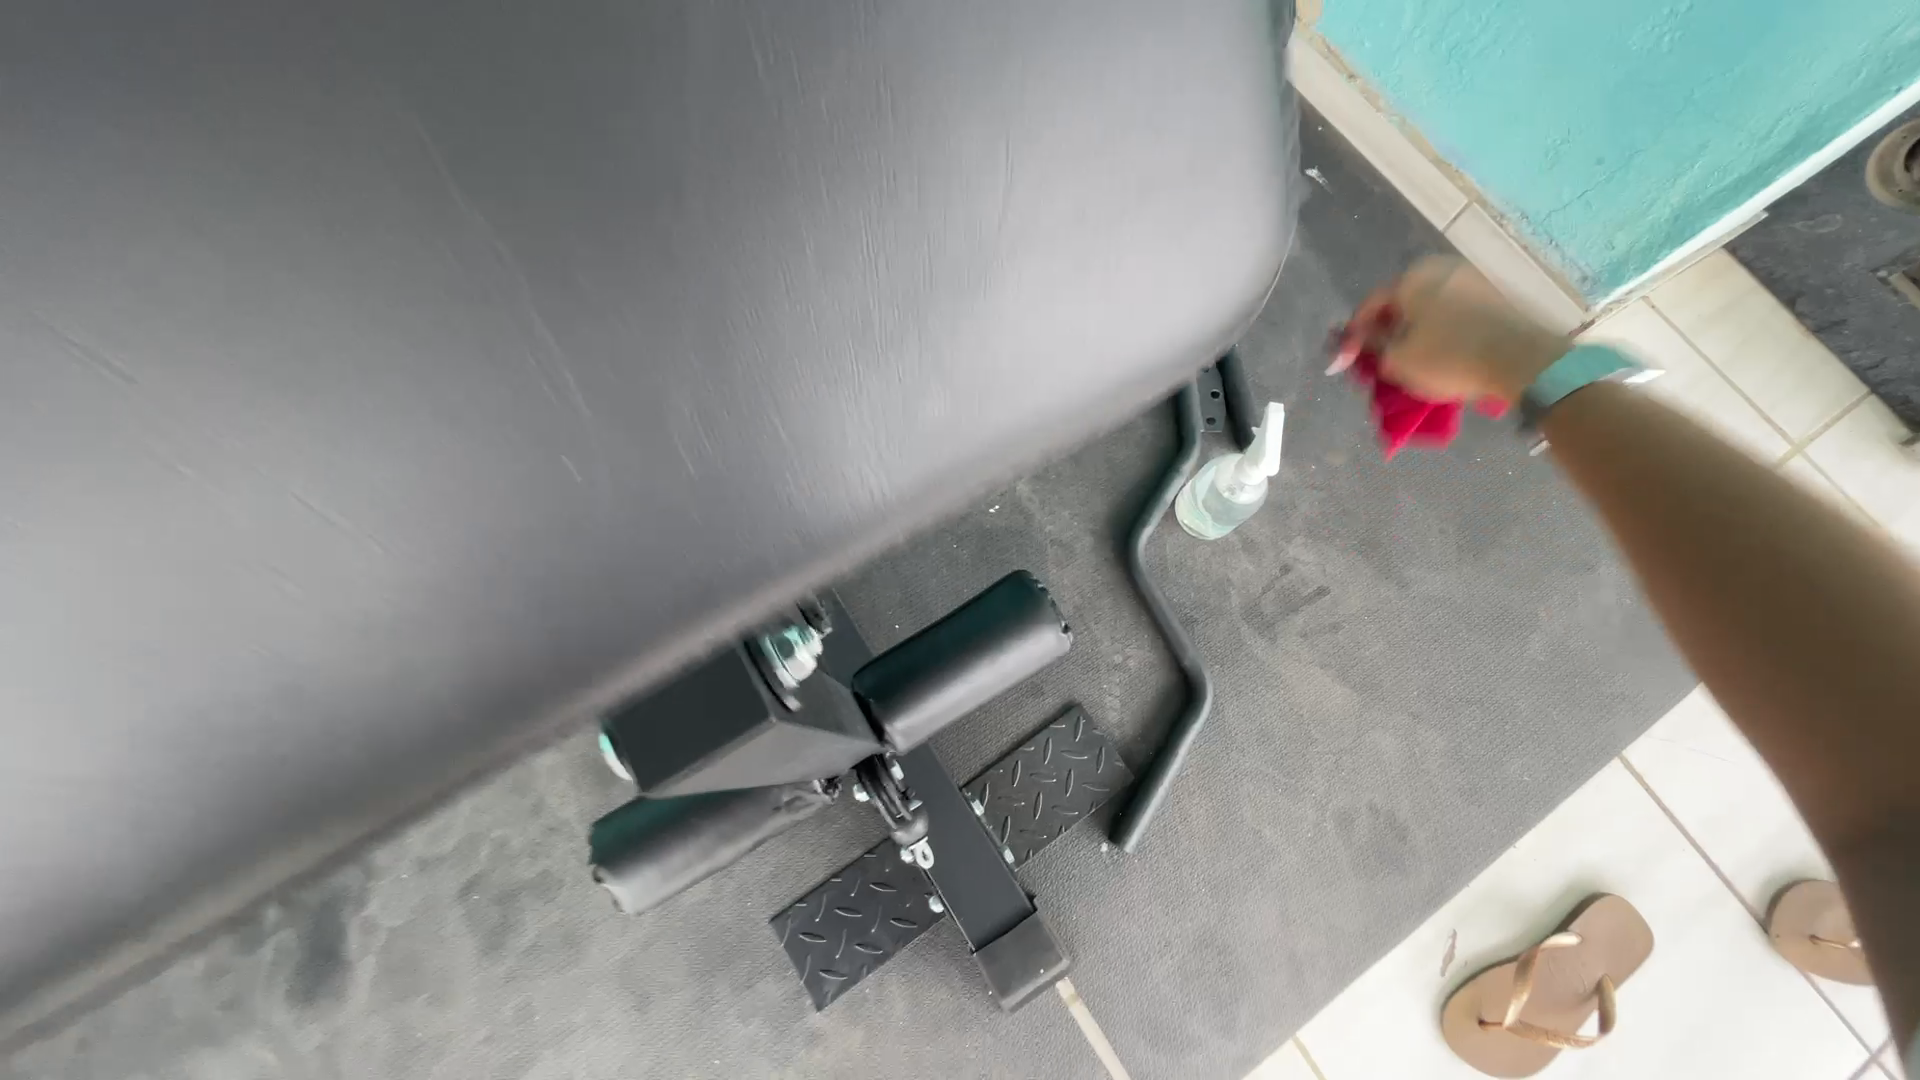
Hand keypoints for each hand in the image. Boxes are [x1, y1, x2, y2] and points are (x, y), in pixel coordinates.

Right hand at [1330, 256, 1569, 402]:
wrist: (1522, 361)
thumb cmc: (1448, 356)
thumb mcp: (1396, 359)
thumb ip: (1369, 347)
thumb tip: (1356, 343)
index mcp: (1413, 276)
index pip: (1370, 306)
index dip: (1353, 337)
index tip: (1344, 362)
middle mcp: (1443, 269)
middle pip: (1401, 305)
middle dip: (1387, 333)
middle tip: (1377, 362)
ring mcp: (1473, 281)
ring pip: (1428, 311)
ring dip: (1413, 334)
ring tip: (1407, 364)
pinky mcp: (1496, 298)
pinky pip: (1454, 316)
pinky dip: (1439, 334)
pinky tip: (1437, 357)